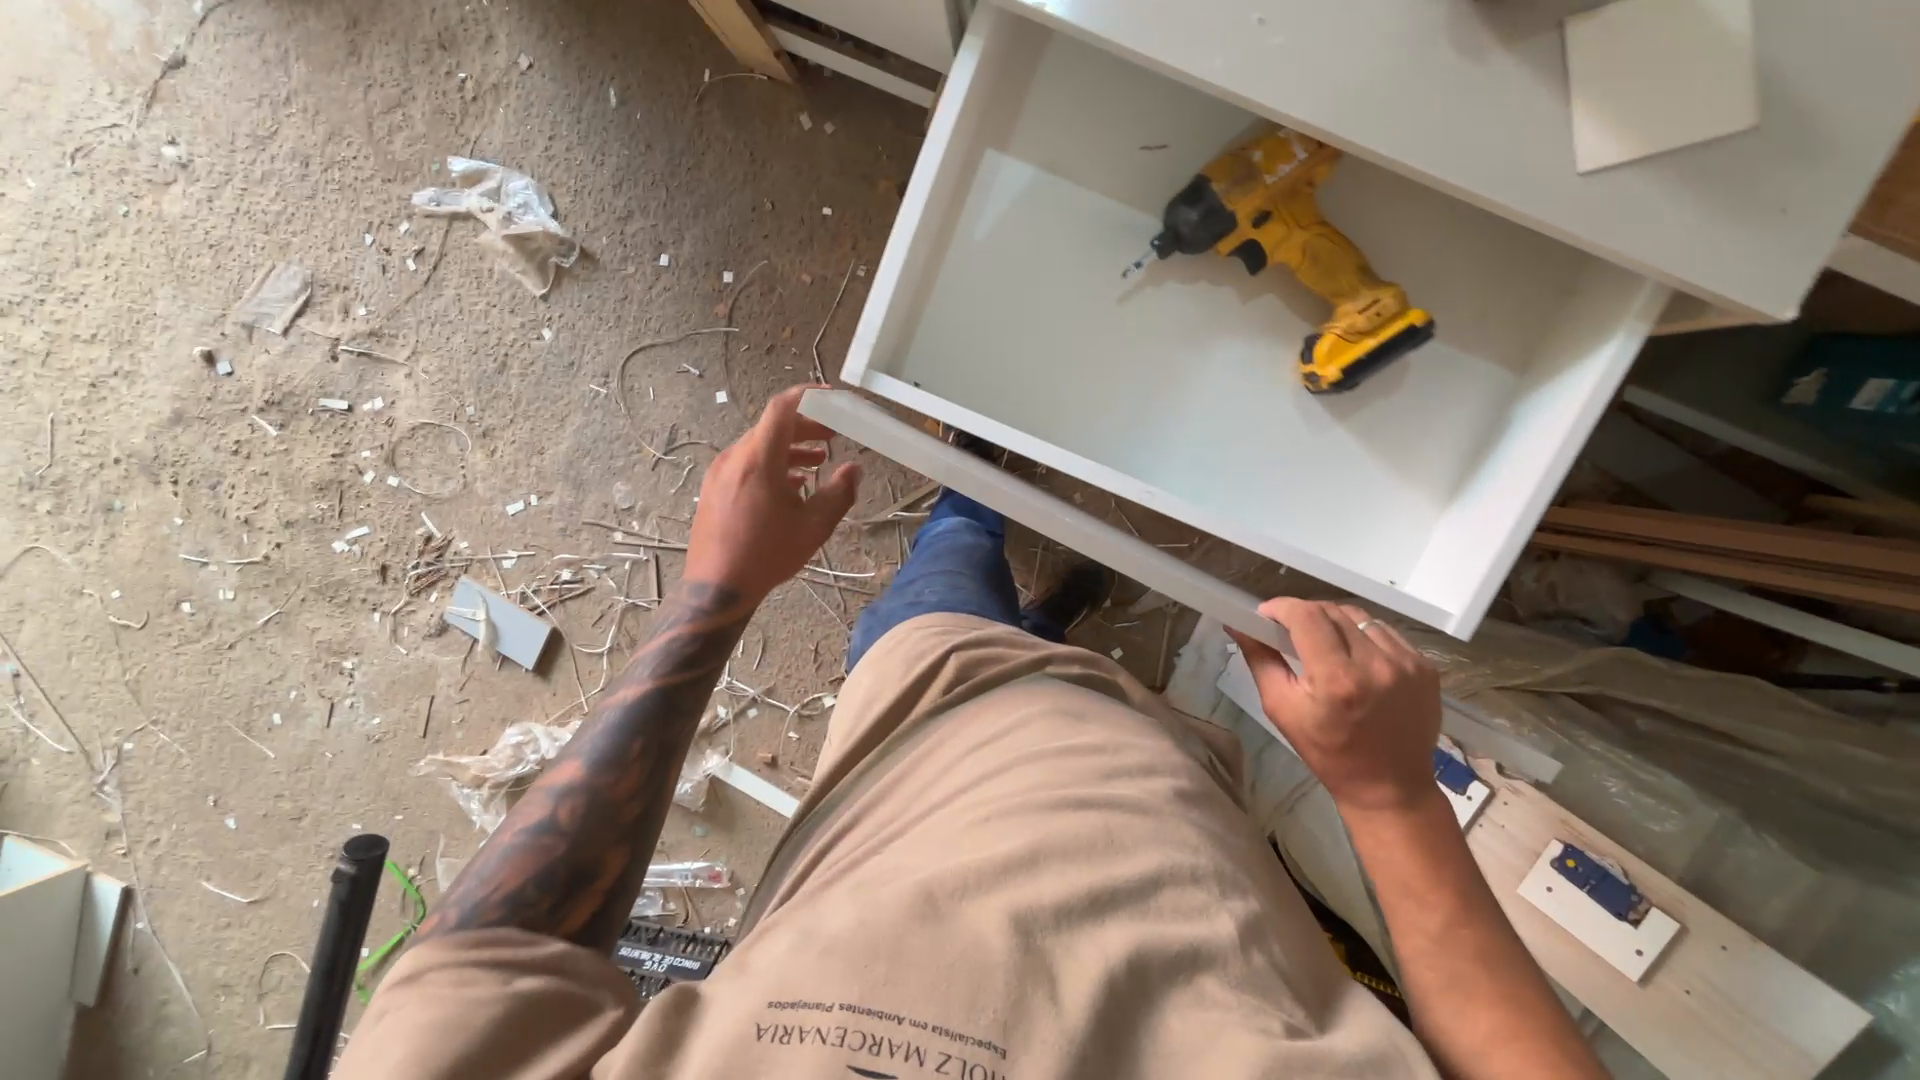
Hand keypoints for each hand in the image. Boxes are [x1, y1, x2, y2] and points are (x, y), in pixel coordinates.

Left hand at [684, 386, 861, 600]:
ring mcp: (720, 472)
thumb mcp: (813, 526)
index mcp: (758, 459)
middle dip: (806, 427)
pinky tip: (791, 485)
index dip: (809, 396)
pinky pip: (746, 463)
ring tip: (817, 462)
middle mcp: (735, 457)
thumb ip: (838, 493)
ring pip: (759, 446)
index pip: (782, 408)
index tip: (832, 398)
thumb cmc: (767, 555)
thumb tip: (855, 470)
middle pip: (772, 426)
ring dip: (790, 448)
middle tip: (833, 435)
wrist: (717, 587)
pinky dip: (772, 464)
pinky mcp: (715, 488)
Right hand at [1227, 598, 1441, 814]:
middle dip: (1304, 613)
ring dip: (1335, 622)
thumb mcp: (1282, 709)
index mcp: (1337, 678)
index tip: (1266, 614)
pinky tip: (1355, 657)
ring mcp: (1406, 663)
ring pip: (1359, 618)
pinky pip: (1385, 632)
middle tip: (1289, 629)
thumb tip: (1239, 626)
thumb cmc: (1328, 753)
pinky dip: (1363, 635)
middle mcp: (1376, 663)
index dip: (1281, 607)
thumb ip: (1261, 661)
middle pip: (1331, 611)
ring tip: (1324, 643)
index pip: (1306, 616)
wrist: (1390, 785)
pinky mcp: (1425, 666)